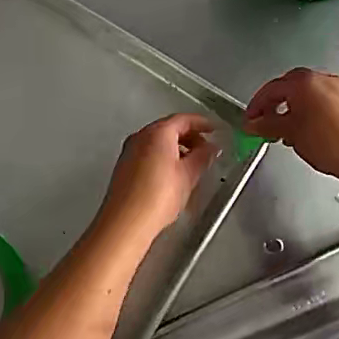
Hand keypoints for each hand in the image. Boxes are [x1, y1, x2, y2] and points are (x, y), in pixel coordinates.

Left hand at [94, 114, 218, 238]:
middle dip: (189, 135)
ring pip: (157, 141)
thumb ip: (202, 157)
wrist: (127, 220)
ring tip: (193, 162)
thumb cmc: (157, 196)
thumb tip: (209, 149)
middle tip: (206, 147)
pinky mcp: (124, 166)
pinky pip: (147, 152)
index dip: (201, 123)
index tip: (213, 128)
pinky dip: (163, 156)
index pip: (182, 119)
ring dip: (176, 147)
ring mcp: (129, 151)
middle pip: (168, 128)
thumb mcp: (189, 175)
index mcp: (156, 133)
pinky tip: (174, 172)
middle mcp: (139, 138)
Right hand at [243, 68, 338, 181]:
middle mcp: (324, 81)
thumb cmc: (333, 141)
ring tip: (287, 131)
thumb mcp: (287, 132)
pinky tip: (309, 134)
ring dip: (293, 110)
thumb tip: (255, 124)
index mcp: (304, 82)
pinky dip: (312, 115)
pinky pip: (325, 104)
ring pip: (309, 96)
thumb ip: (265, 125)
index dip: (256, 105)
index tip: (251, 118)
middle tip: (265, 120)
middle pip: (290, 87)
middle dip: (275, 104)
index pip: (271, 89)